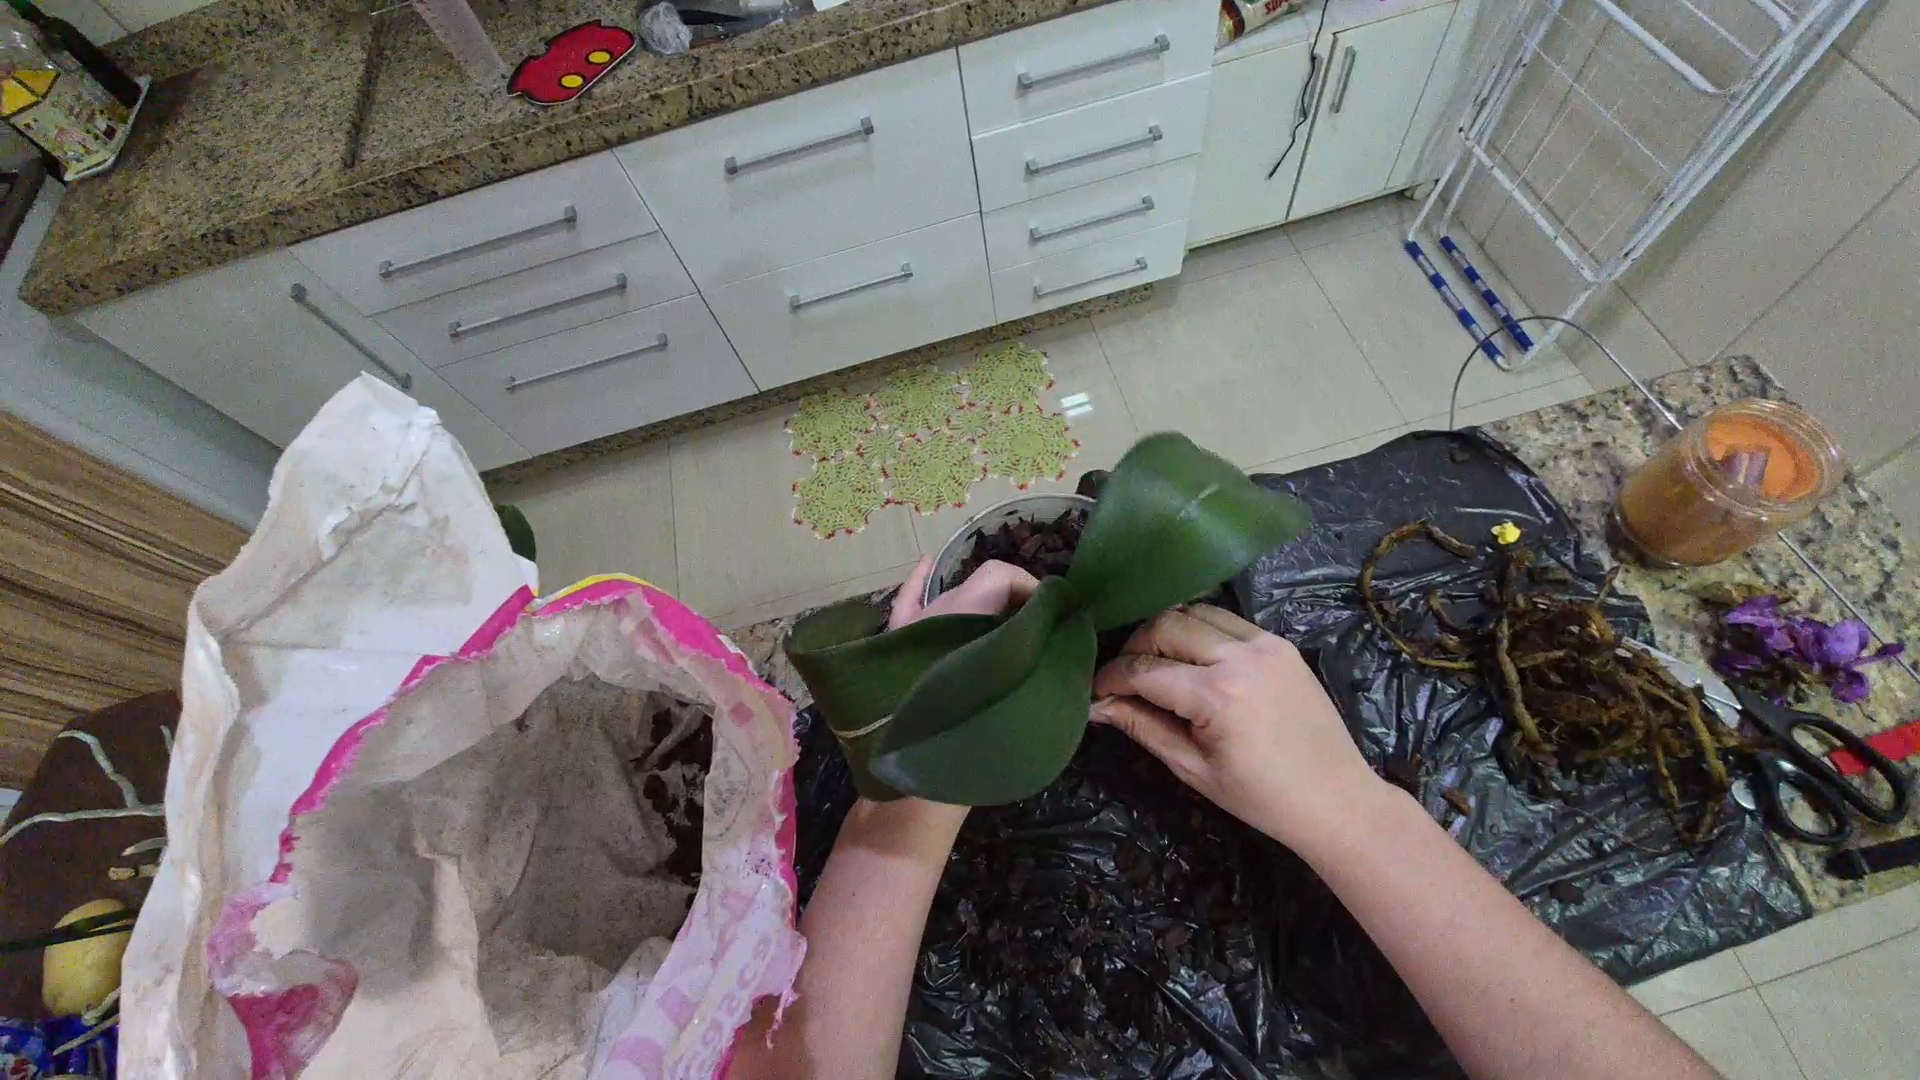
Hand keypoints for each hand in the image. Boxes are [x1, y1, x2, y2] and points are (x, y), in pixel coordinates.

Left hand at [870, 556, 1039, 824]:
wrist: (909, 789)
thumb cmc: (968, 746)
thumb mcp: (1019, 703)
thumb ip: (1041, 667)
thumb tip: (1064, 643)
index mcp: (963, 619)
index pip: (1001, 576)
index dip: (1031, 588)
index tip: (1050, 617)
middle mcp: (933, 614)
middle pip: (979, 585)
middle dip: (1013, 600)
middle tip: (1035, 631)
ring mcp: (908, 628)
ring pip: (950, 594)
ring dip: (981, 600)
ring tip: (1008, 618)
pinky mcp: (891, 646)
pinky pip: (905, 602)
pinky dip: (919, 582)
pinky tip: (928, 564)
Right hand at [1089, 605, 1390, 848]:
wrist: (1339, 799)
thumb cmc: (1262, 797)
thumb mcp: (1192, 769)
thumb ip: (1143, 727)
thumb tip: (1097, 706)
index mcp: (1218, 696)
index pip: (1144, 670)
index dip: (1112, 679)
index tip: (1096, 691)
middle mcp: (1240, 657)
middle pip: (1164, 625)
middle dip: (1134, 648)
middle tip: (1124, 676)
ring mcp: (1264, 643)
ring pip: (1192, 611)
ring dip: (1164, 631)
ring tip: (1155, 662)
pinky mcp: (1278, 642)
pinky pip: (1223, 618)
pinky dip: (1197, 628)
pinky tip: (1191, 656)